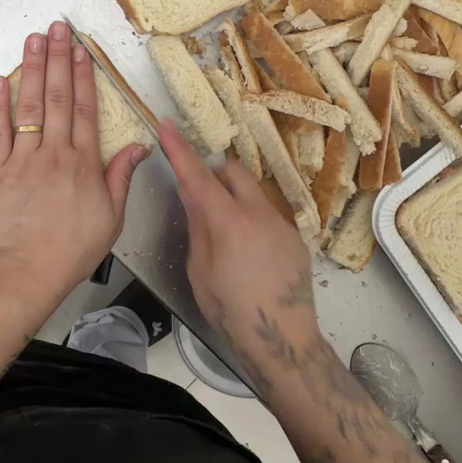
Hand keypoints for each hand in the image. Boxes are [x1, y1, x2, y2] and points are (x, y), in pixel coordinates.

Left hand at [0, 21, 145, 318]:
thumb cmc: (73, 249)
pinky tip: (0, 80)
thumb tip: (137, 146)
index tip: (81, 50)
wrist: (28, 271)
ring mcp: (22, 159)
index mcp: (83, 163)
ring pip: (28, 106)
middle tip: (57, 27)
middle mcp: (53, 153)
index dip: (83, 76)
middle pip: (56, 98)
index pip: (83, 110)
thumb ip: (121, 177)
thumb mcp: (111, 217)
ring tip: (33, 40)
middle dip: (57, 59)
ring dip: (30, 70)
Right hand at [160, 120, 319, 363]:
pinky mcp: (295, 237)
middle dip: (213, 172)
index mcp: (229, 222)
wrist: (282, 337)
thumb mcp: (200, 270)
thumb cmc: (230, 310)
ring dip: (233, 196)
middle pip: (233, 172)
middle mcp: (259, 213)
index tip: (166, 125)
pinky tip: (247, 251)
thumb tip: (193, 196)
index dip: (179, 149)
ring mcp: (281, 223)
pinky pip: (267, 213)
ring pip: (252, 192)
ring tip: (223, 231)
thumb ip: (198, 226)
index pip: (198, 176)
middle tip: (198, 192)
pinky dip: (250, 217)